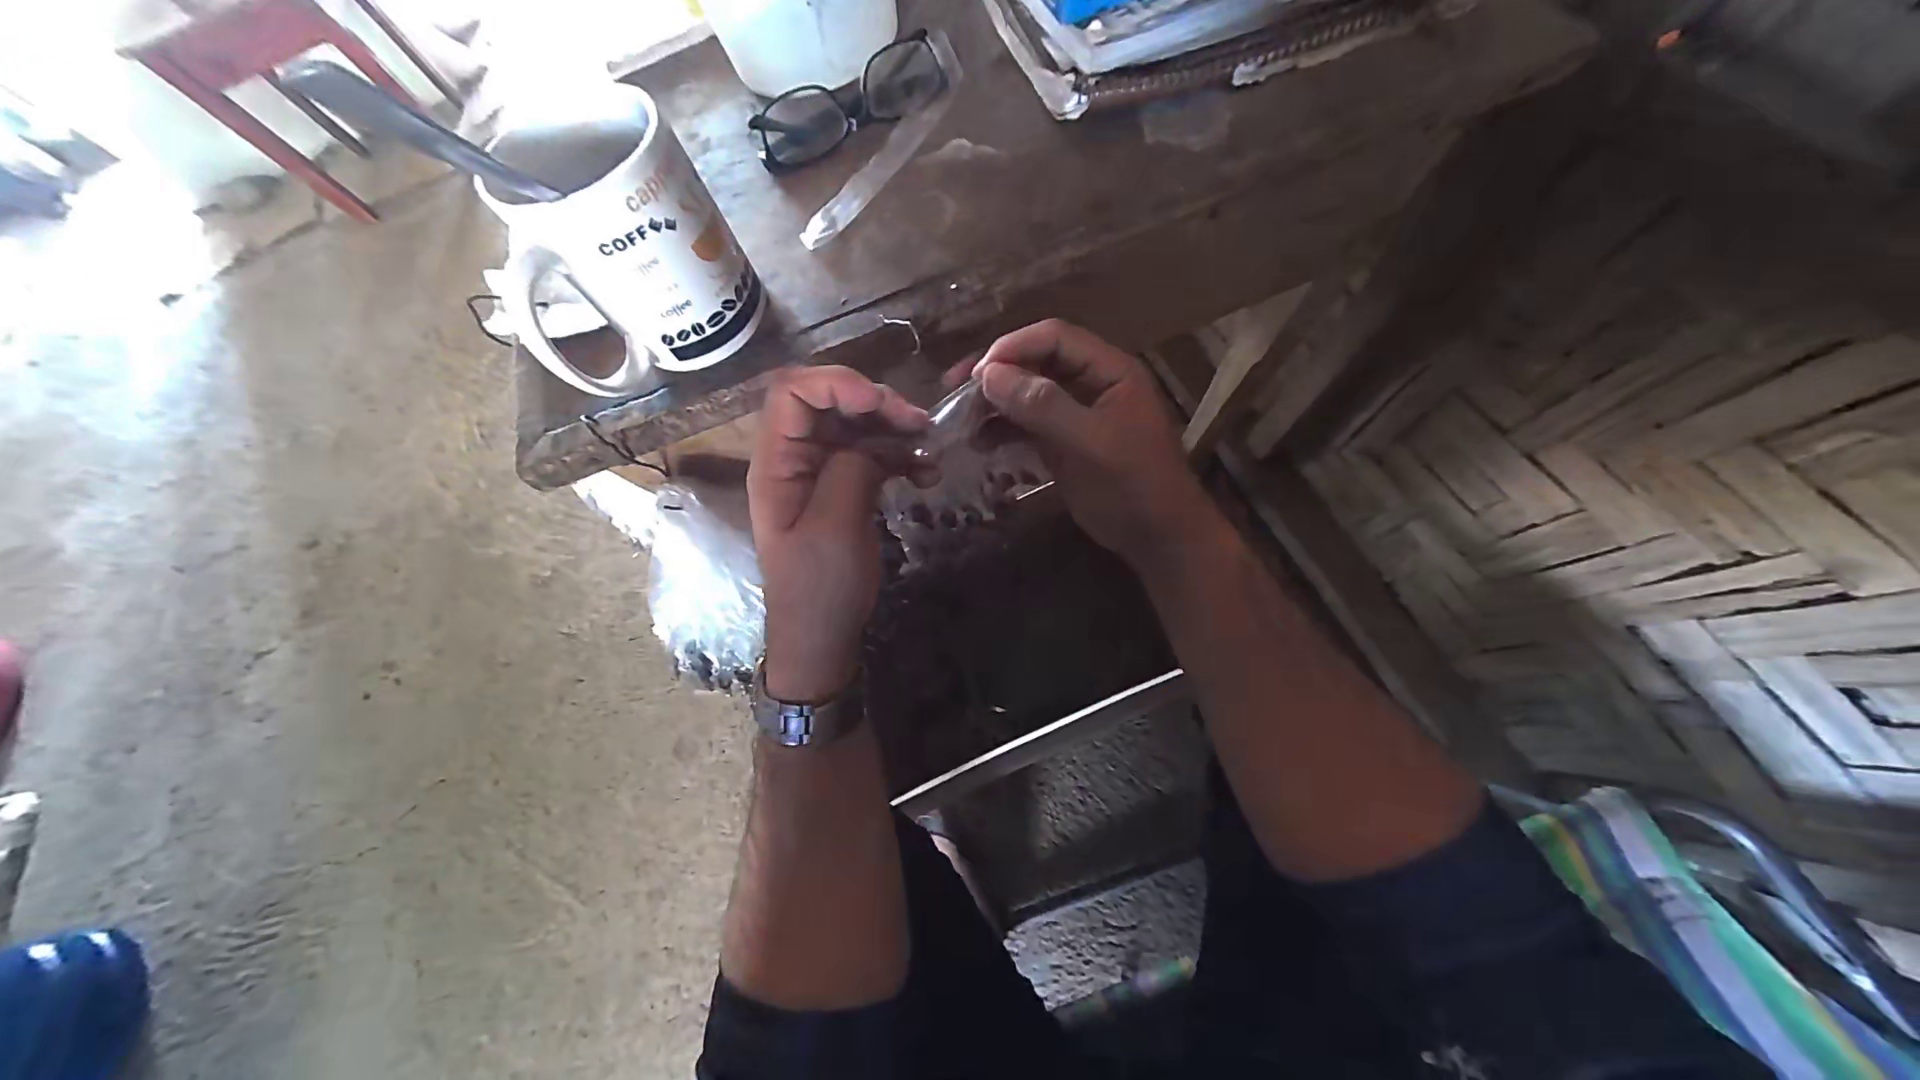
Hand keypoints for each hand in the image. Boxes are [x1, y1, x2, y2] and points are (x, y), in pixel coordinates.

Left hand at [748, 367, 930, 702]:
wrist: (822, 637)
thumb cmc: (819, 589)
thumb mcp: (833, 528)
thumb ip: (849, 471)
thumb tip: (874, 441)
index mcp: (776, 463)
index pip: (792, 393)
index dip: (836, 384)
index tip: (881, 404)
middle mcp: (795, 458)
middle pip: (828, 402)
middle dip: (875, 403)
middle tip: (919, 425)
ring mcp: (820, 472)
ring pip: (856, 426)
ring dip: (895, 429)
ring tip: (929, 447)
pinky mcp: (844, 487)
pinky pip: (872, 454)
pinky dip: (900, 455)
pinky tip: (926, 472)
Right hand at [968, 320, 1218, 566]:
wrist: (1157, 537)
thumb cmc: (1134, 485)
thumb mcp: (1091, 443)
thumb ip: (1044, 406)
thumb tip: (990, 374)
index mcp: (1109, 370)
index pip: (1054, 338)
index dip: (1013, 348)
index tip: (977, 374)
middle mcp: (1090, 383)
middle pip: (1035, 362)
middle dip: (996, 374)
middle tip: (955, 390)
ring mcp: (1075, 413)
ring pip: (1027, 393)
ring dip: (994, 403)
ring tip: (961, 420)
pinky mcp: (1063, 442)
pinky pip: (1027, 424)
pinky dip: (1003, 429)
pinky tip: (981, 442)